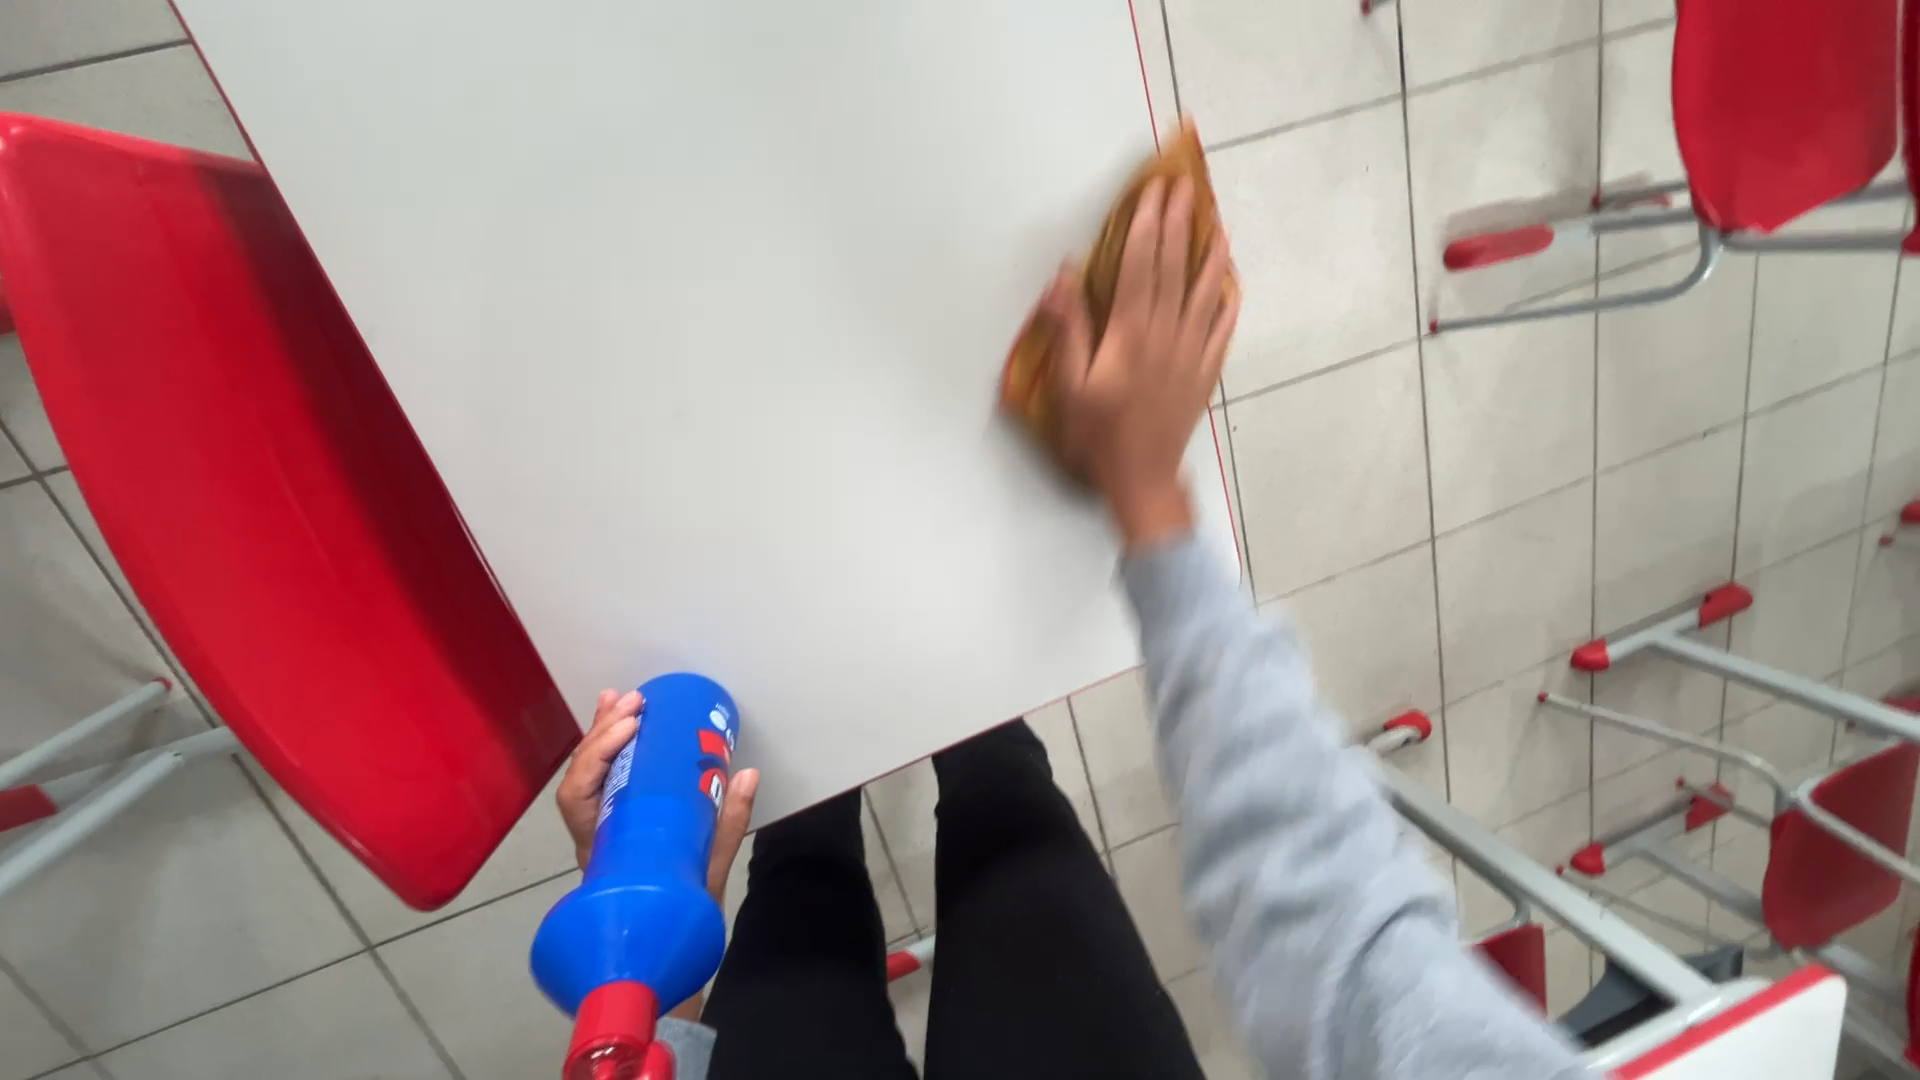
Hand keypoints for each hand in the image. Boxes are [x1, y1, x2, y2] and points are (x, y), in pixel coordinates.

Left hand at [557, 689, 760, 903]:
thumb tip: (747, 773)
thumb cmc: (679, 914)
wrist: (661, 951)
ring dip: (602, 734)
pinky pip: (603, 781)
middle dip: (604, 733)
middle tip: (635, 702)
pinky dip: (609, 748)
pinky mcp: (616, 820)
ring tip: (621, 699)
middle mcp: (593, 834)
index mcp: (604, 848)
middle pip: (582, 776)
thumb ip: (729, 824)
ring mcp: (602, 826)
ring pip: (588, 775)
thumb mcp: (709, 870)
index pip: (579, 796)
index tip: (632, 728)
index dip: (598, 756)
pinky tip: (621, 722)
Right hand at [1034, 176, 1238, 548]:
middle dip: (1178, 225)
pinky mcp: (1204, 373)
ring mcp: (1191, 353)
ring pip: (1203, 293)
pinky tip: (1230, 283)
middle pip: (1173, 269)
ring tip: (1216, 223)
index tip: (1153, 192)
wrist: (1141, 478)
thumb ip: (1071, 328)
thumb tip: (1067, 275)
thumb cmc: (1097, 435)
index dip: (1145, 225)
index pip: (1139, 266)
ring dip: (1209, 255)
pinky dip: (1226, 301)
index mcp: (1129, 334)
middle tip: (1185, 188)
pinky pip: (1221, 329)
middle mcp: (1165, 334)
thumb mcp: (1069, 385)